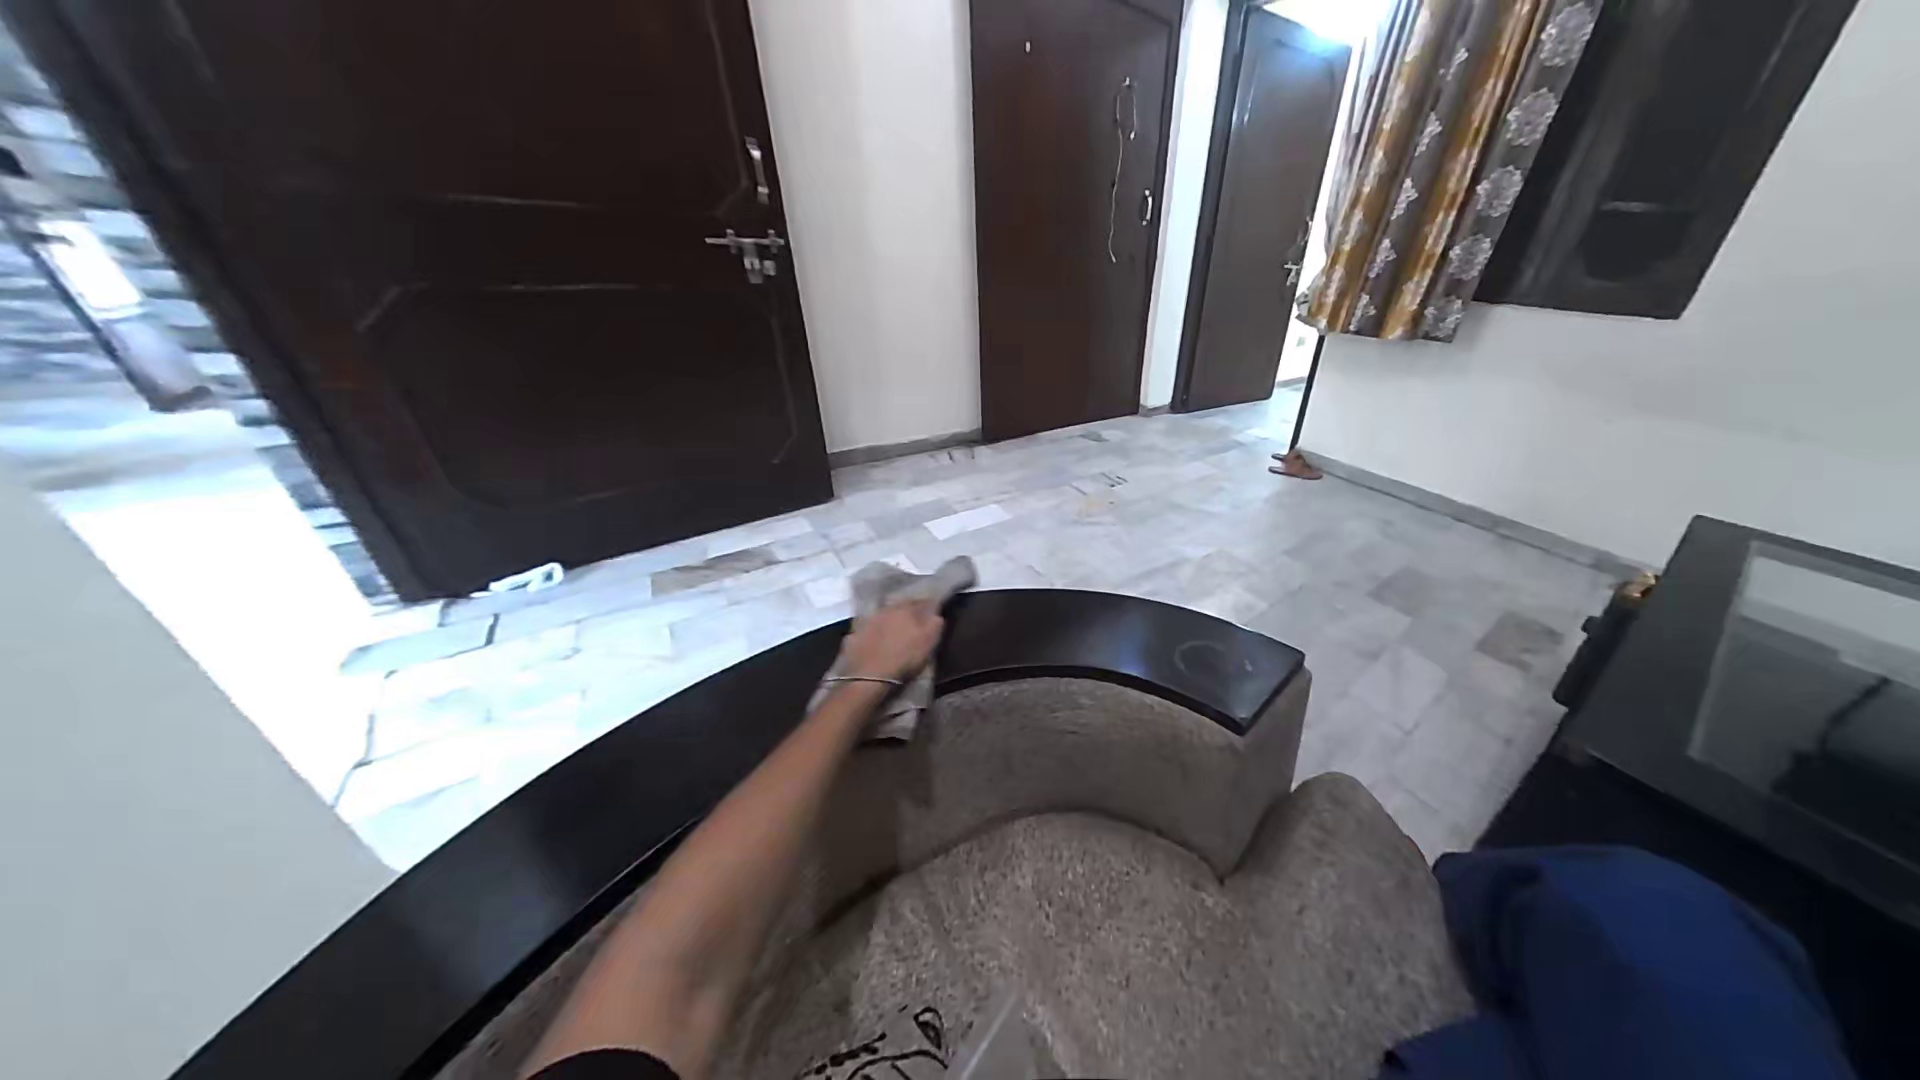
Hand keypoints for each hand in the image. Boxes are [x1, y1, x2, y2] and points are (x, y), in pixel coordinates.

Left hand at [838, 600, 944, 681]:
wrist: (868, 676)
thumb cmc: (904, 659)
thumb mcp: (928, 642)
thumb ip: (935, 624)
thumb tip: (936, 613)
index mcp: (906, 609)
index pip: (921, 602)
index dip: (928, 606)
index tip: (932, 612)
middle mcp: (885, 609)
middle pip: (900, 606)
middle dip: (907, 611)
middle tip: (912, 621)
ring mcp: (867, 620)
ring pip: (882, 614)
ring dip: (888, 619)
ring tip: (892, 631)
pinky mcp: (854, 633)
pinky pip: (866, 627)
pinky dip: (872, 631)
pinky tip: (874, 639)